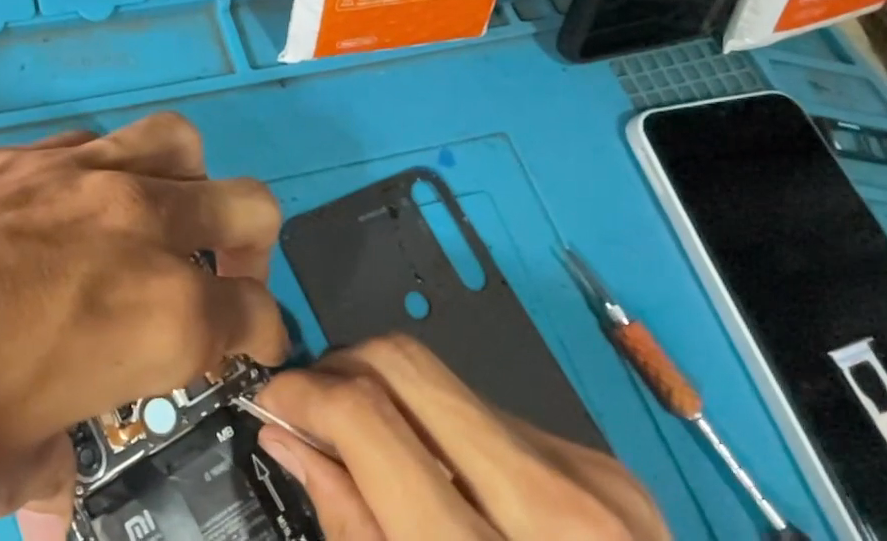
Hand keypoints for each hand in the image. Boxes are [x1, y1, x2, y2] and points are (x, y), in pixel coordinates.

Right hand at [256, 336, 669, 539]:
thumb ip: (353, 526)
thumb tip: (289, 436)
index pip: (367, 414)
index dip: (301, 393)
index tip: (272, 403)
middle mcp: (549, 499)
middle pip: (404, 362)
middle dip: (338, 369)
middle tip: (310, 408)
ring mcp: (593, 478)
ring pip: (446, 378)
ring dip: (388, 396)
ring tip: (368, 444)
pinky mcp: (614, 473)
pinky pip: (494, 412)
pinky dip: (443, 427)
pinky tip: (442, 477)